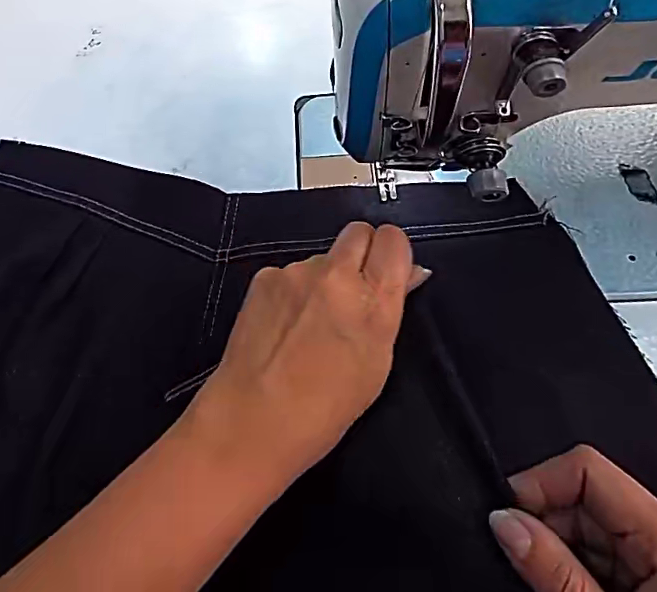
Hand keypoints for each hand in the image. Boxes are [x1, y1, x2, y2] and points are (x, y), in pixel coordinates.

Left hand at [185, 222, 429, 486]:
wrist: (249, 425)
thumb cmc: (324, 409)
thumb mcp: (377, 363)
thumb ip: (390, 308)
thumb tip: (406, 272)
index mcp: (373, 301)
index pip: (393, 238)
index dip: (391, 252)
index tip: (386, 270)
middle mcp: (337, 276)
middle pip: (359, 232)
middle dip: (362, 252)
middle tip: (353, 289)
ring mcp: (297, 272)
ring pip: (323, 257)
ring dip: (324, 278)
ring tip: (309, 325)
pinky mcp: (265, 276)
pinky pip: (291, 273)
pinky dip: (293, 291)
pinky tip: (284, 326)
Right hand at [490, 446, 656, 591]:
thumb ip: (554, 571)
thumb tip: (508, 522)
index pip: (590, 471)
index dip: (540, 485)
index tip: (506, 515)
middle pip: (596, 500)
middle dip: (551, 527)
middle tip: (522, 564)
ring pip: (604, 532)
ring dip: (568, 556)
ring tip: (552, 590)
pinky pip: (622, 561)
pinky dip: (590, 576)